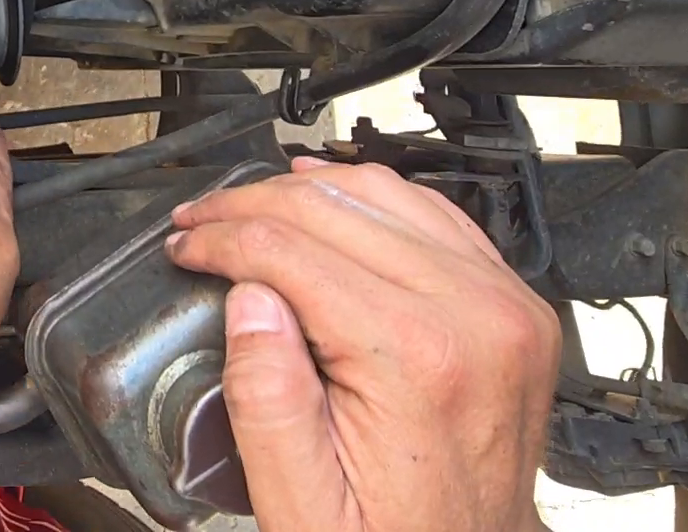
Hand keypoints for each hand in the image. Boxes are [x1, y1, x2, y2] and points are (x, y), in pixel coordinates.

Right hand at [166, 158, 557, 531]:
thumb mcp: (300, 500)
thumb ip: (265, 397)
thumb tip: (246, 296)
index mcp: (418, 358)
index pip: (286, 249)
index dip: (218, 238)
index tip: (184, 247)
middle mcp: (473, 315)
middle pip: (325, 207)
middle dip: (241, 205)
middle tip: (197, 221)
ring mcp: (499, 298)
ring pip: (370, 190)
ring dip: (291, 188)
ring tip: (241, 208)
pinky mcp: (504, 296)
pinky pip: (421, 206)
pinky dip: (357, 189)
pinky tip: (316, 191)